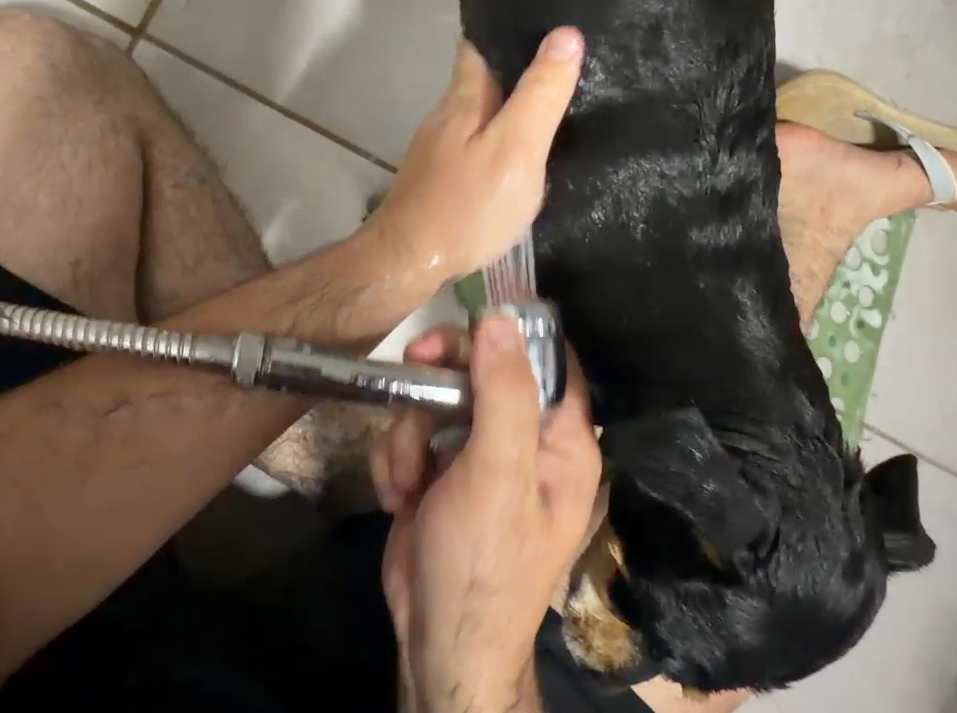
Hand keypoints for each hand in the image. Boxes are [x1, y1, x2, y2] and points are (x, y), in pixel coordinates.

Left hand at [368, 29, 583, 285]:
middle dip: (513, 68)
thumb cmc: (467, 204)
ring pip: (476, 114)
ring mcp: (436, 149)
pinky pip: (472, 145)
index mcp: (463, 98)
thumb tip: (565, 33)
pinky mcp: (436, 179)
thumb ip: (540, 95)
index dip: (505, 29)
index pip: (479, 45)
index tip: (541, 20)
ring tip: (548, 105)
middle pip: (479, 78)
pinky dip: (495, 140)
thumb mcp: (517, 148)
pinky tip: (516, 154)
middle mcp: (445, 116)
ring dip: (506, 106)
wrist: (408, 260)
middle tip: (560, 63)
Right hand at [373, 315, 602, 712]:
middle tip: (412, 367)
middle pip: (480, 373)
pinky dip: (396, 463)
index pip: (548, 362)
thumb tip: (501, 320)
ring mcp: (475, 460)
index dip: (511, 334)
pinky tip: (397, 498)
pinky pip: (409, 438)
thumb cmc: (482, 561)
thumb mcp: (498, 475)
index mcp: (560, 443)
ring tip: (409, 483)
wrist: (433, 638)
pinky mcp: (436, 475)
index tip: (468, 318)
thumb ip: (503, 394)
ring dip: (409, 438)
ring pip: (434, 404)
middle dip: (440, 382)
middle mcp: (522, 444)